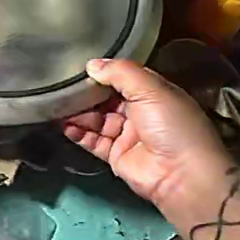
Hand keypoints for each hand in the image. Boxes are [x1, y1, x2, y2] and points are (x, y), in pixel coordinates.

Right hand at [62, 58, 237, 215]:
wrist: (181, 174)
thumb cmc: (171, 124)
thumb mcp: (150, 89)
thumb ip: (120, 73)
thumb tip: (91, 65)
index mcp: (154, 93)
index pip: (125, 78)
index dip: (105, 72)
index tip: (81, 67)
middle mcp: (141, 112)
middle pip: (108, 99)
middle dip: (87, 94)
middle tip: (63, 87)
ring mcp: (128, 135)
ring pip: (98, 120)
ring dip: (79, 114)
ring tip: (59, 106)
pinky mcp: (116, 156)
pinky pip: (94, 141)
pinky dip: (79, 133)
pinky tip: (65, 126)